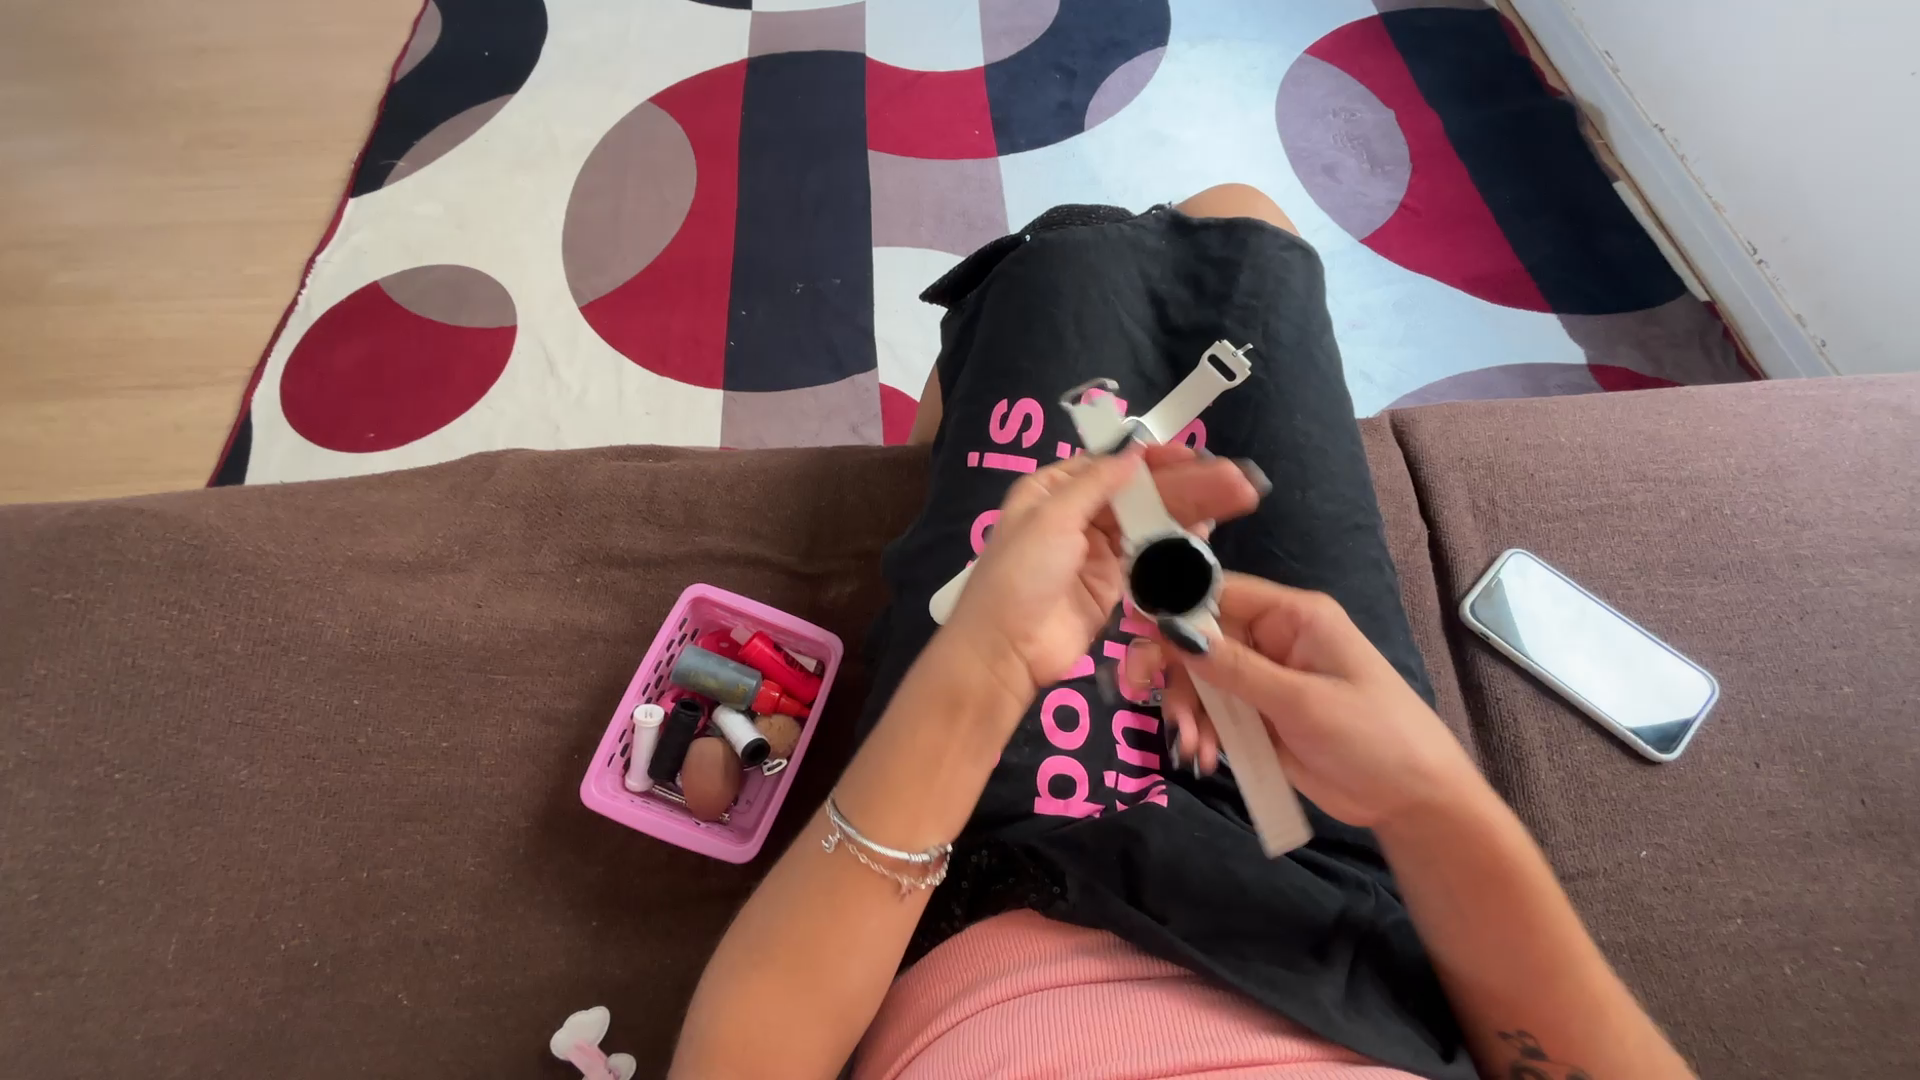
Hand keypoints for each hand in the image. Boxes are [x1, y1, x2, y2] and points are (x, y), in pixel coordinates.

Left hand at [943, 445, 1261, 719]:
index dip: (1152, 461)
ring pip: (1149, 523)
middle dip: (1185, 485)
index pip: (1109, 466)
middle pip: (1137, 494)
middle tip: (1235, 480)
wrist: (1006, 650)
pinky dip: (1177, 545)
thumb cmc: (1020, 574)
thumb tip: (1134, 454)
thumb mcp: (1051, 518)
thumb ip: (1095, 484)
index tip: (1193, 456)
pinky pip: (1149, 557)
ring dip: (1189, 512)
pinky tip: (1207, 531)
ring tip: (1236, 498)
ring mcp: (1096, 552)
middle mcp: (1075, 516)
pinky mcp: (1113, 585)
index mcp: (1051, 491)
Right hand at [1153, 573, 1485, 828]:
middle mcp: (1268, 639)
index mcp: (1290, 616)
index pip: (1217, 592)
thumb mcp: (1302, 701)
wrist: (1411, 802)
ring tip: (1191, 744)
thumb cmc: (1373, 736)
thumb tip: (1172, 629)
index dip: (1173, 604)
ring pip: (1196, 677)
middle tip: (1137, 688)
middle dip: (1169, 666)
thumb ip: (1234, 668)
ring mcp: (1259, 677)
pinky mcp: (1253, 713)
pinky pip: (1209, 710)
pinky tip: (1202, 757)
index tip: (1134, 626)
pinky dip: (1199, 730)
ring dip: (1185, 708)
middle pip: (1196, 636)